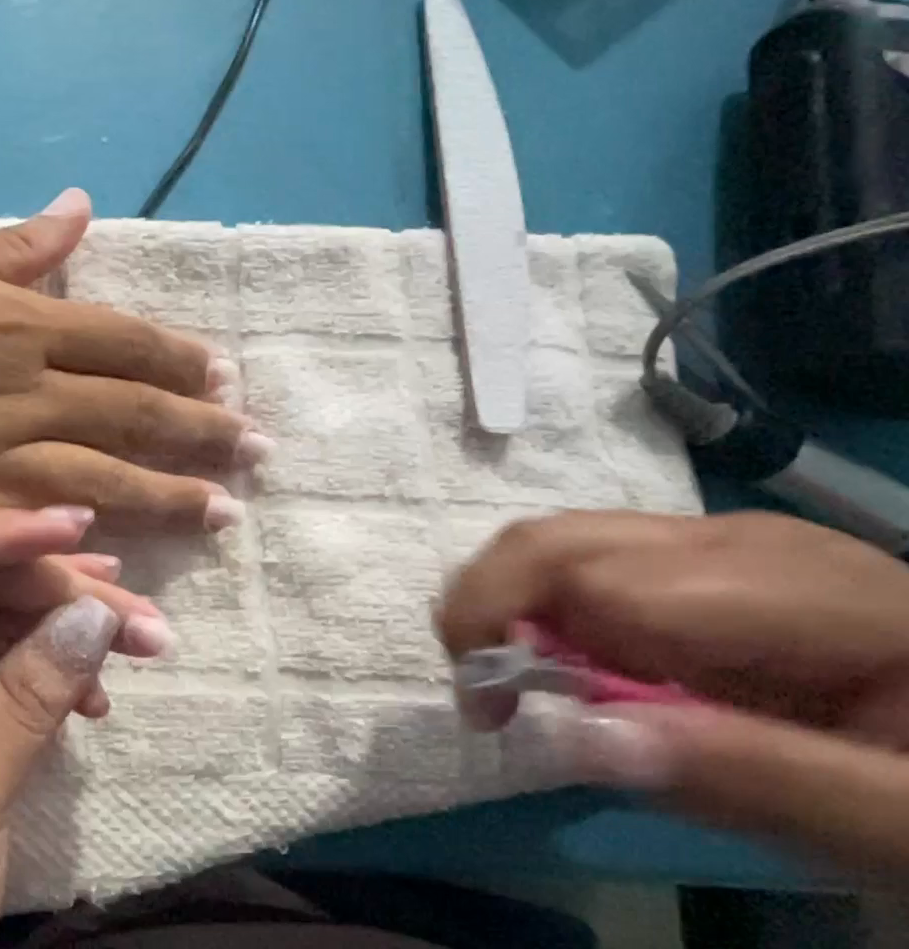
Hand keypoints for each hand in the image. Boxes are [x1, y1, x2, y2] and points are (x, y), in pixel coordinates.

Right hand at [0, 189, 263, 540]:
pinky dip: (79, 565)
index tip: (225, 379)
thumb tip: (83, 208)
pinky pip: (25, 545)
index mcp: (11, 320)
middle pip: (129, 416)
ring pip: (98, 484)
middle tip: (257, 454)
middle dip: (201, 434)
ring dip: (167, 498)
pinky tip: (128, 582)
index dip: (182, 361)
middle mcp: (13, 393)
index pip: (124, 343)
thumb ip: (12, 247)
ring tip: (222, 516)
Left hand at [0, 506, 173, 948]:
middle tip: (139, 613)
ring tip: (146, 639)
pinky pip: (14, 670)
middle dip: (53, 589)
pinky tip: (98, 695)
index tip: (73, 527)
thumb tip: (93, 612)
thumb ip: (23, 697)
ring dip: (70, 627)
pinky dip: (61, 673)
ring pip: (0, 624)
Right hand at [439, 510, 908, 874]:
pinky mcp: (706, 555)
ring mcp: (719, 538)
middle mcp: (734, 537)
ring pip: (558, 542)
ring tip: (523, 688)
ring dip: (509, 611)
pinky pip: (589, 560)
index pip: (593, 577)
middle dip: (487, 611)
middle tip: (486, 701)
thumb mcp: (900, 818)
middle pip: (556, 541)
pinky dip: (548, 610)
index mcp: (791, 585)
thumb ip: (760, 778)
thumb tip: (580, 734)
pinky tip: (582, 668)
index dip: (509, 628)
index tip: (492, 719)